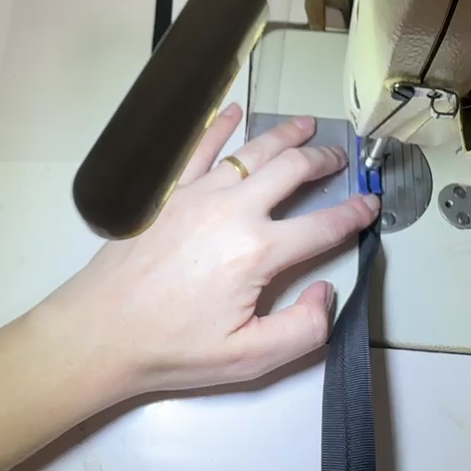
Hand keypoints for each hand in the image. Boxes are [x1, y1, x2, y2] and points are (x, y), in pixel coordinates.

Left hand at [39, 103, 378, 403]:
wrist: (100, 330)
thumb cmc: (173, 348)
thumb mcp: (249, 360)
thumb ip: (303, 330)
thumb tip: (326, 292)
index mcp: (257, 252)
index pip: (322, 226)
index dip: (353, 214)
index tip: (370, 204)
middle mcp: (232, 210)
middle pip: (291, 171)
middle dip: (322, 161)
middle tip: (339, 157)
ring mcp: (197, 193)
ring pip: (251, 151)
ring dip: (283, 135)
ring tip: (305, 125)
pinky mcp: (167, 190)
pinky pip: (198, 148)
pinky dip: (219, 126)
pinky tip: (233, 111)